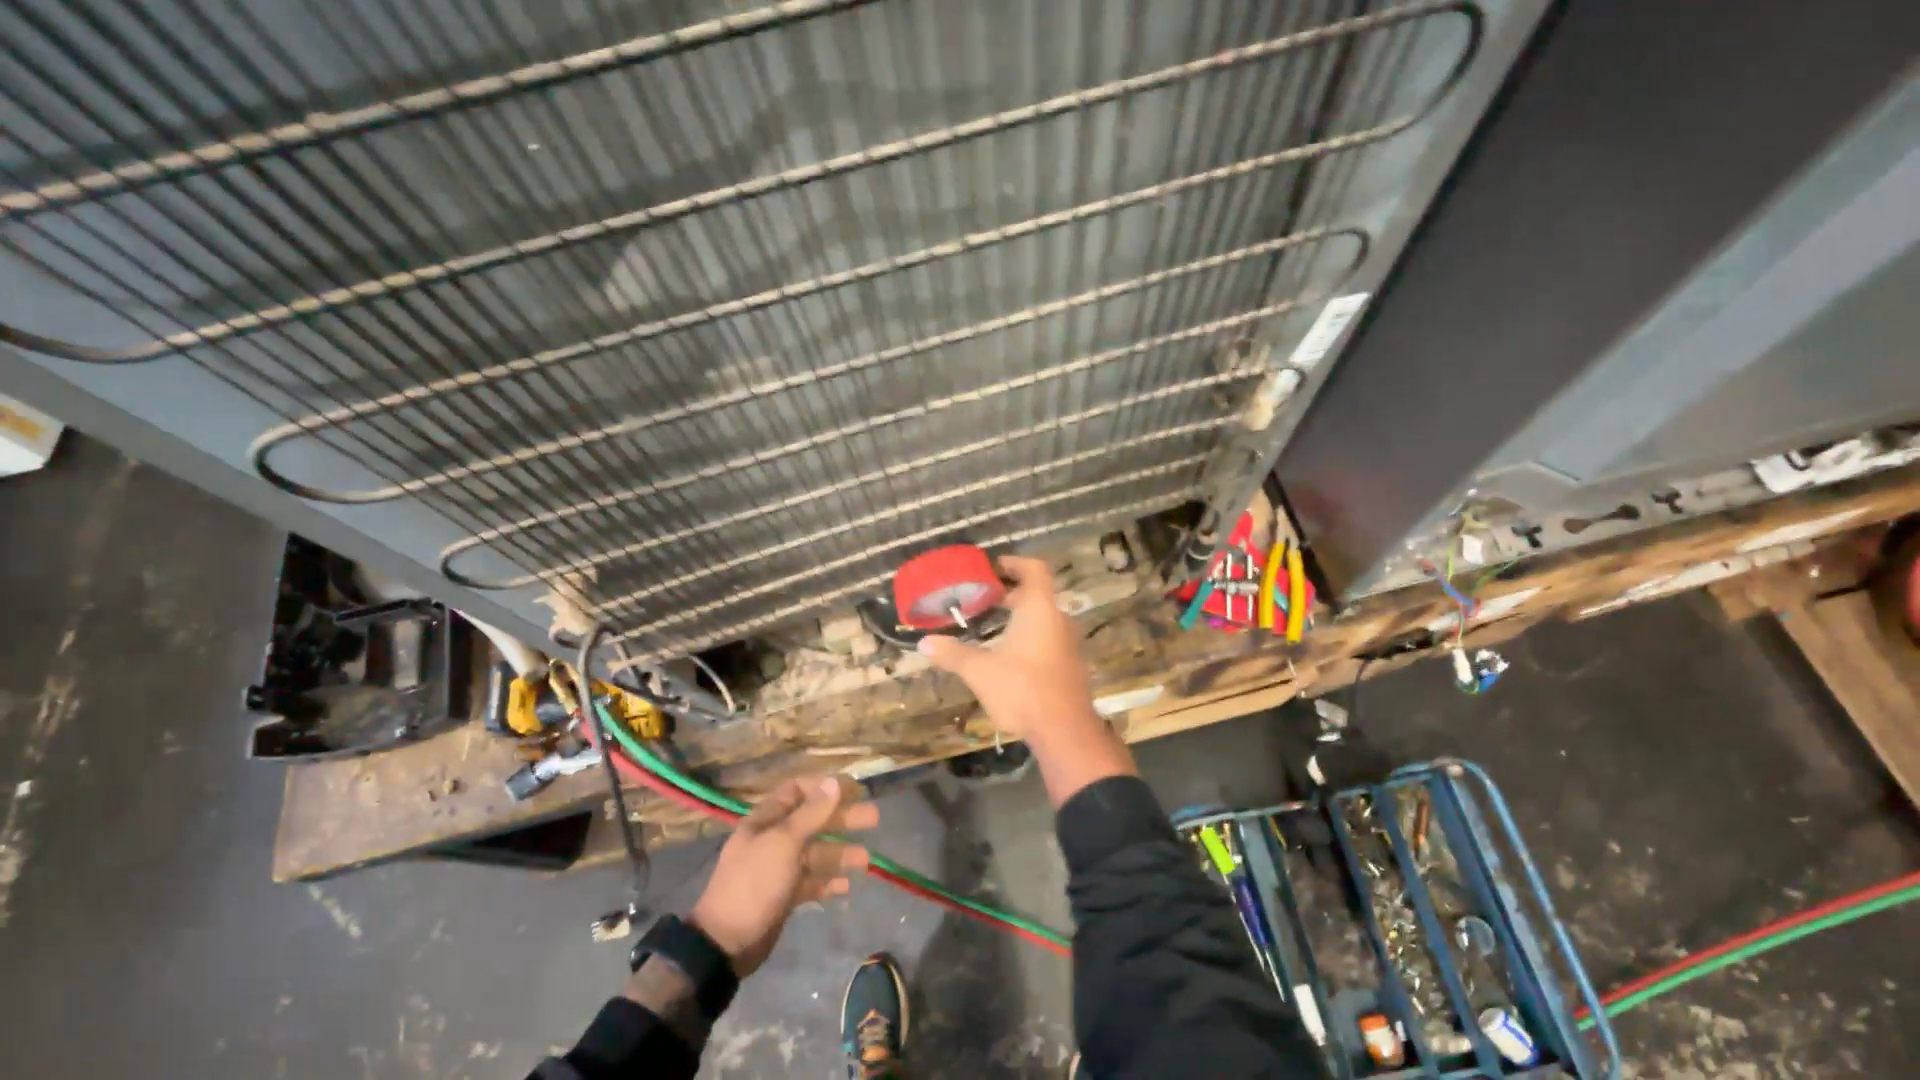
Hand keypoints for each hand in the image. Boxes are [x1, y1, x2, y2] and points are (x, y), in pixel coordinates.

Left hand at [687, 776, 876, 975]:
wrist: (727, 941)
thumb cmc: (755, 882)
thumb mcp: (783, 842)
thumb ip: (811, 813)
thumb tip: (834, 781)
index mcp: (766, 821)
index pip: (796, 791)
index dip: (823, 787)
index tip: (852, 789)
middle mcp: (772, 841)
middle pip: (812, 821)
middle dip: (842, 819)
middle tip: (873, 818)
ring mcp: (778, 870)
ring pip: (815, 854)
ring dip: (840, 854)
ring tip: (866, 861)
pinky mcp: (784, 896)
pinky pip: (811, 882)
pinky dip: (828, 882)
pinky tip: (847, 886)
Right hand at [917, 556, 1096, 739]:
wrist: (1064, 730)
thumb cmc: (1022, 689)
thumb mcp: (979, 670)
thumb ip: (953, 654)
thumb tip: (925, 643)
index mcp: (1039, 609)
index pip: (1034, 570)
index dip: (1014, 563)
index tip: (993, 567)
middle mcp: (1058, 620)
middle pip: (1037, 594)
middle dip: (1010, 593)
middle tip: (981, 598)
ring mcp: (1067, 644)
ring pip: (1043, 619)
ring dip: (1019, 617)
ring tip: (989, 626)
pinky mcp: (1068, 666)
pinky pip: (1048, 639)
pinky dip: (1028, 637)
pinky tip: (1006, 655)